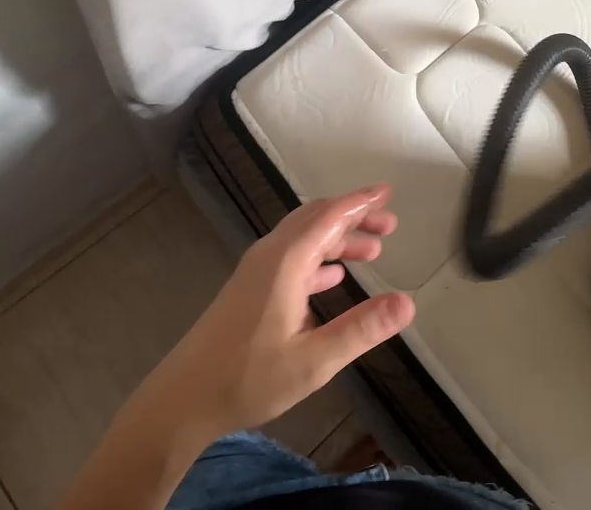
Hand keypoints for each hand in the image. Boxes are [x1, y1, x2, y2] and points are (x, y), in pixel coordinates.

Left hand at [132, 185, 414, 442]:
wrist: (183, 398)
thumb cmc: (248, 378)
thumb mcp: (315, 360)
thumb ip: (361, 329)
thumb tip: (407, 302)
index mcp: (286, 261)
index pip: (329, 216)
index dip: (360, 202)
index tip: (387, 191)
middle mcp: (270, 256)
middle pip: (316, 220)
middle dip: (353, 218)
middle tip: (388, 225)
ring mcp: (256, 272)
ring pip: (303, 239)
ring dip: (337, 239)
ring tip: (372, 252)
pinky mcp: (249, 290)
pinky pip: (291, 258)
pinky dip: (318, 258)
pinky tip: (333, 277)